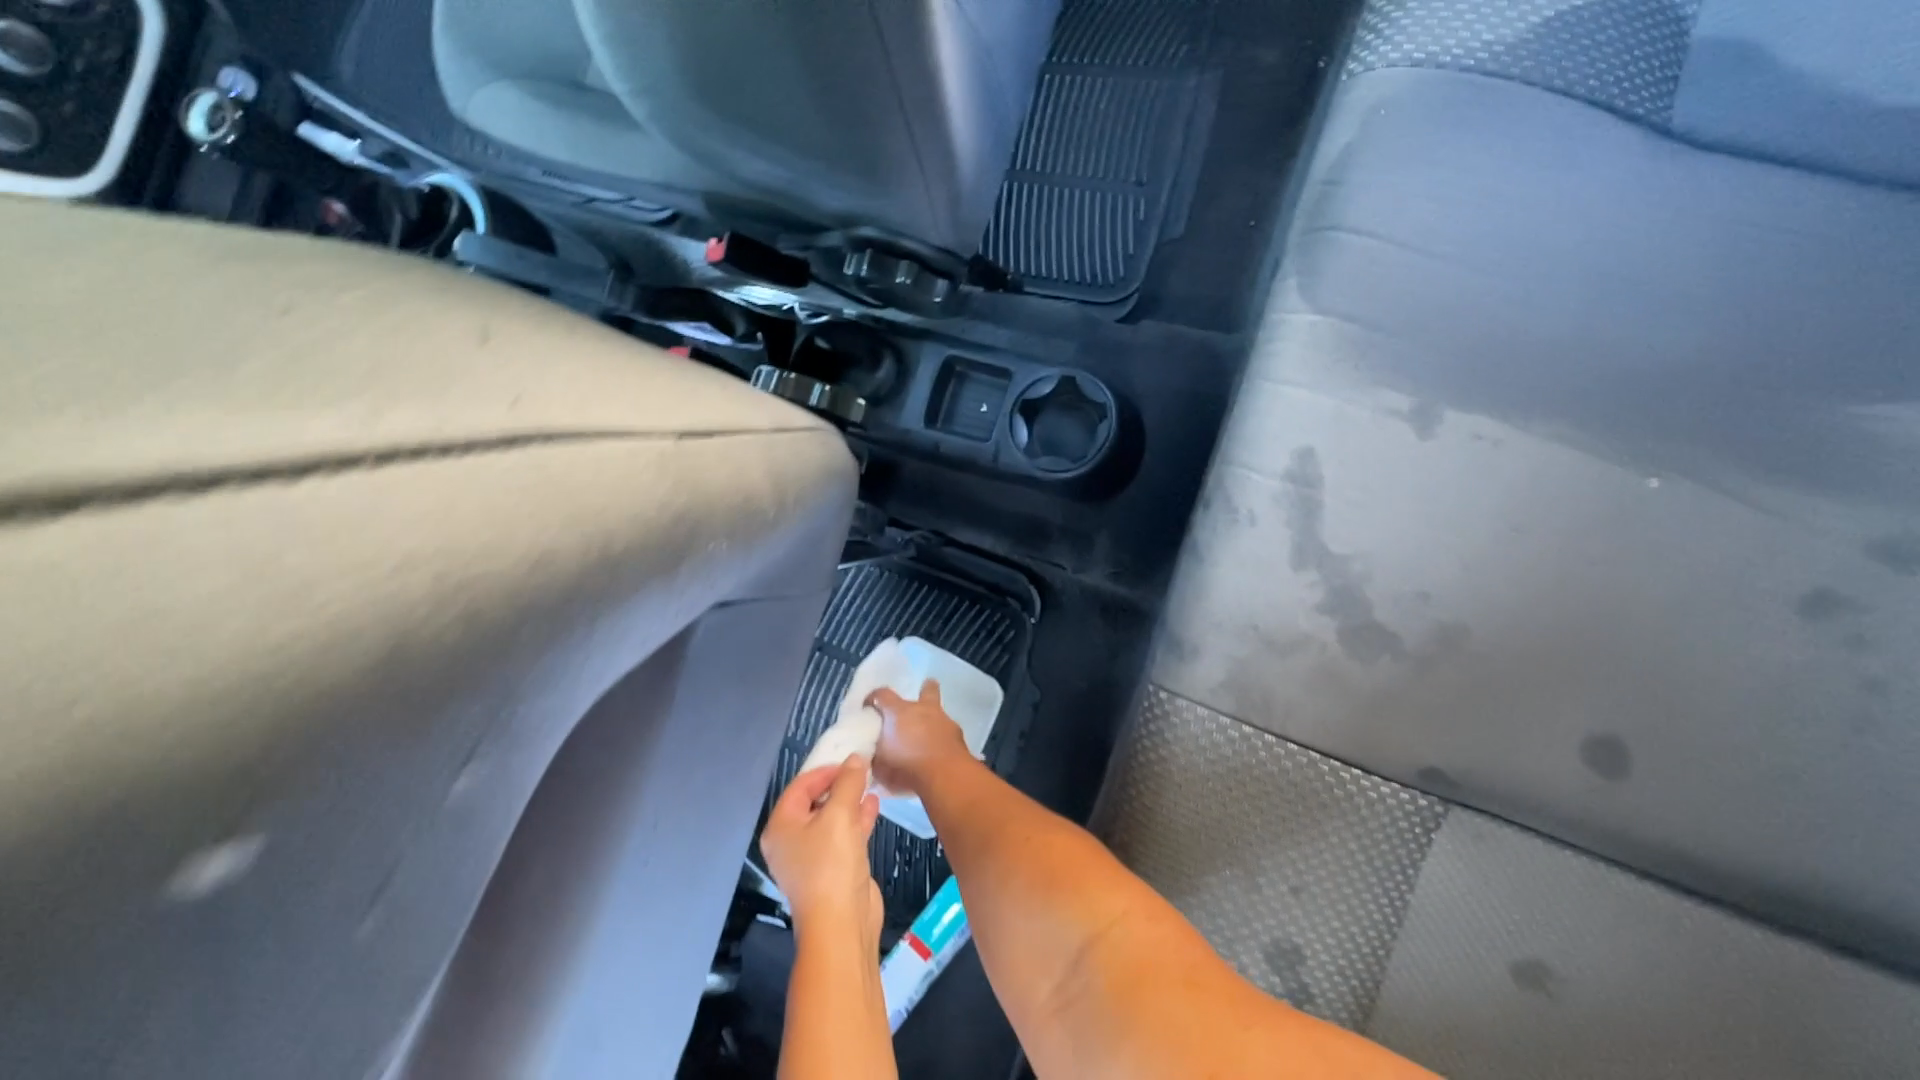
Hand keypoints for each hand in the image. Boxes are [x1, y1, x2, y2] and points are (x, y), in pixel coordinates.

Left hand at [762, 755, 882, 937]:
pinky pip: (842, 836)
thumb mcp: (839, 815)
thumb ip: (847, 783)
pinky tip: (873, 805)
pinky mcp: (832, 869)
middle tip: (861, 768)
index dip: (825, 770)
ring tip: (869, 782)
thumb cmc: (831, 864)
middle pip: (813, 802)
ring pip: (830, 819)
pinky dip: (856, 820)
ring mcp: (811, 857)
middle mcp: (791, 841)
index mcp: (780, 827)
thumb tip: (855, 758)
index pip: (799, 786)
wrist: (841, 922)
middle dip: (837, 784)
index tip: (851, 760)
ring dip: (849, 800)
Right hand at [867, 680, 971, 795]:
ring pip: (939, 713)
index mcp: (898, 712)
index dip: (873, 698)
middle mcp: (922, 710)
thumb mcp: (880, 766)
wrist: (945, 776)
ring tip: (927, 736)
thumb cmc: (906, 768)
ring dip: (933, 721)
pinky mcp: (959, 736)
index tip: (868, 707)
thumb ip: (875, 757)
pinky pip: (948, 732)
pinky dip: (943, 739)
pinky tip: (939, 752)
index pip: (882, 694)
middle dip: (924, 690)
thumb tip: (872, 756)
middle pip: (927, 690)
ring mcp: (944, 721)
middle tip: (917, 701)